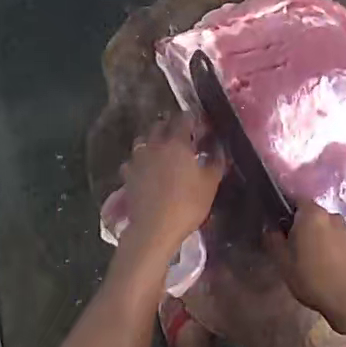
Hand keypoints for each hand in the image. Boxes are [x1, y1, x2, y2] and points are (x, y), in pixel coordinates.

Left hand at [119, 115, 223, 253]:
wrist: (155, 228)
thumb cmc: (188, 203)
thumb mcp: (211, 182)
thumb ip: (216, 159)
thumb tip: (218, 145)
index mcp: (176, 142)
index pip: (183, 118)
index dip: (193, 119)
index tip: (201, 126)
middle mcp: (154, 145)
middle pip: (160, 124)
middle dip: (172, 126)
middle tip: (184, 137)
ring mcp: (138, 159)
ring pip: (143, 140)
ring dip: (153, 141)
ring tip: (163, 152)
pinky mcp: (127, 175)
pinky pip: (133, 161)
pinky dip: (141, 161)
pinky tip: (147, 171)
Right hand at [268, 204, 345, 337]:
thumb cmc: (314, 278)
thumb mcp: (284, 263)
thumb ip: (274, 241)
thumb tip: (271, 229)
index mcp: (312, 214)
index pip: (295, 200)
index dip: (283, 210)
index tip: (276, 226)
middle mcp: (331, 215)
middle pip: (309, 214)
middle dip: (298, 226)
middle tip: (287, 246)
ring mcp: (345, 228)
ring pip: (321, 227)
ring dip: (312, 237)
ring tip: (303, 258)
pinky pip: (332, 237)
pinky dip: (324, 245)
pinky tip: (319, 263)